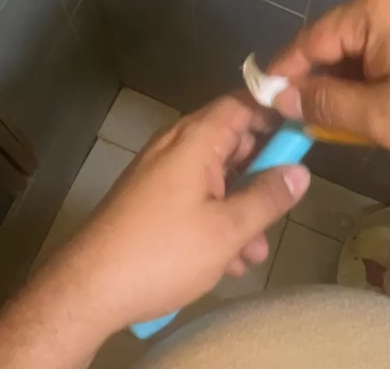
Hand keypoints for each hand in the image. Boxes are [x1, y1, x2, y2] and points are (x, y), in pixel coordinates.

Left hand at [35, 95, 309, 336]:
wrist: (87, 288)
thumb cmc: (162, 252)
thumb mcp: (226, 230)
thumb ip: (267, 198)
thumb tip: (300, 172)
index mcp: (196, 138)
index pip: (243, 102)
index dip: (274, 112)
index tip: (302, 132)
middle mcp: (177, 144)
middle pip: (231, 140)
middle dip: (260, 174)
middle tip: (281, 204)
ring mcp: (160, 171)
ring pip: (214, 175)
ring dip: (239, 207)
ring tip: (253, 252)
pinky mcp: (149, 197)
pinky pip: (193, 194)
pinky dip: (213, 217)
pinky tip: (225, 260)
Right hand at [267, 0, 389, 178]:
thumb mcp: (381, 118)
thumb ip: (324, 105)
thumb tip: (282, 97)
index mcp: (373, 10)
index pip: (310, 41)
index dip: (284, 76)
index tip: (262, 107)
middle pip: (339, 41)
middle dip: (322, 83)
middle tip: (308, 127)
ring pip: (368, 48)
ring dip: (353, 84)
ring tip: (349, 126)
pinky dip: (381, 78)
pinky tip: (386, 109)